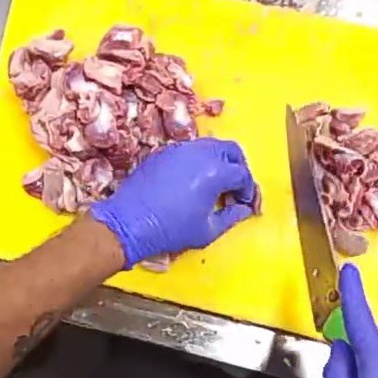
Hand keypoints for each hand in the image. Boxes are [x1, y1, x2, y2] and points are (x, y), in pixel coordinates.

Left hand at [89, 138, 258, 267]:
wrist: (129, 223)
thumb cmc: (170, 230)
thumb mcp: (207, 230)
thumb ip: (232, 217)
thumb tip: (244, 210)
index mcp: (215, 170)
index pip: (242, 174)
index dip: (248, 191)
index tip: (246, 205)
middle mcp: (199, 152)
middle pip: (230, 151)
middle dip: (238, 169)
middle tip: (235, 190)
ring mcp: (178, 149)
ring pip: (209, 147)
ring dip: (218, 163)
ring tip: (215, 186)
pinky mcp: (162, 153)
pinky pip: (188, 151)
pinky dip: (198, 162)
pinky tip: (192, 182)